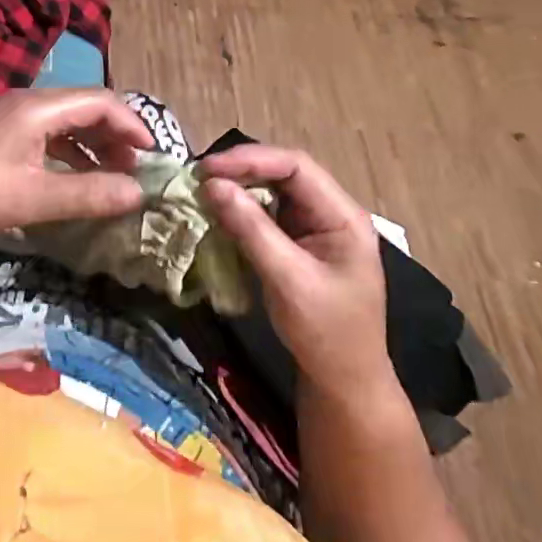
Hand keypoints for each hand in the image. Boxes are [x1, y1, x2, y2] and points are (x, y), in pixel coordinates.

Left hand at [0, 89, 153, 234]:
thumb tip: (138, 194)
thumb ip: (87, 195)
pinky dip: (72, 151)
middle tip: (136, 170)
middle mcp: (29, 102)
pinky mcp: (2, 129)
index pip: (101, 102)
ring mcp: (13, 114)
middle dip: (117, 136)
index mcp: (38, 109)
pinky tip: (78, 177)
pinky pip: (49, 132)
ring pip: (68, 120)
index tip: (153, 155)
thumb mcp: (32, 200)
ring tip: (115, 176)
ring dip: (95, 145)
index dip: (133, 125)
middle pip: (87, 107)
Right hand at [201, 145, 394, 395]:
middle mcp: (330, 212)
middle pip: (284, 174)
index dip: (251, 160)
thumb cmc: (326, 332)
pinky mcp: (297, 244)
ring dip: (238, 189)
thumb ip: (252, 229)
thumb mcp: (288, 280)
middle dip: (241, 171)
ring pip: (273, 192)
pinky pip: (267, 215)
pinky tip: (217, 213)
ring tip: (201, 190)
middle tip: (198, 178)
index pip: (296, 167)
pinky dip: (241, 211)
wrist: (344, 381)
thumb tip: (211, 186)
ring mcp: (314, 228)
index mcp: (342, 216)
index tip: (208, 169)